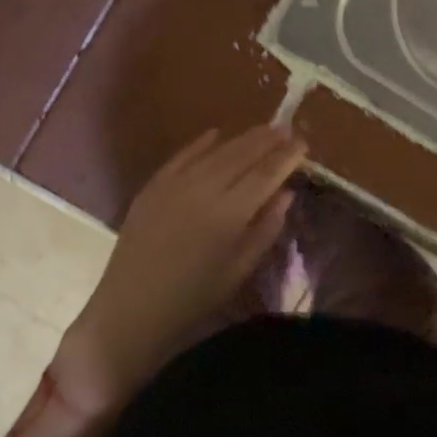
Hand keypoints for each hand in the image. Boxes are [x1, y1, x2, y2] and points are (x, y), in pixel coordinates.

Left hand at [56, 126, 307, 411]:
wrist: (132, 308)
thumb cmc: (193, 298)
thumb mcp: (239, 270)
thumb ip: (265, 228)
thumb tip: (286, 193)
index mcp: (229, 213)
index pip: (266, 174)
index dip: (286, 156)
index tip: (304, 143)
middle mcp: (204, 189)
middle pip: (242, 155)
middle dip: (267, 140)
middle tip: (287, 129)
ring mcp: (175, 184)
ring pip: (215, 151)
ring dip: (241, 138)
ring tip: (263, 129)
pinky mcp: (153, 186)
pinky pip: (182, 156)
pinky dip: (202, 144)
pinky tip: (216, 134)